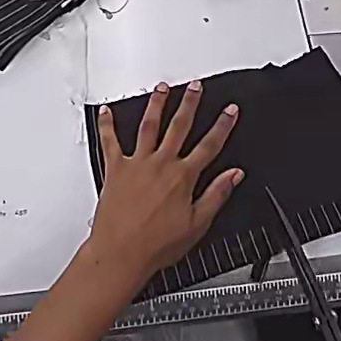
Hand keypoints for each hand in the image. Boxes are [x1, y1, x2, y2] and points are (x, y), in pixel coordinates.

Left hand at [87, 81, 242, 287]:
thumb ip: (216, 195)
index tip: (229, 111)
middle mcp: (160, 165)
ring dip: (156, 105)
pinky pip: (110, 142)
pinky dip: (108, 126)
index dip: (222, 126)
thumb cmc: (156, 244)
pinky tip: (107, 112)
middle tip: (195, 86)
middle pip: (179, 126)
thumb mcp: (197, 224)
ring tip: (162, 88)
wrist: (121, 253)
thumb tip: (233, 176)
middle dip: (190, 104)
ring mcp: (137, 164)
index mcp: (183, 177)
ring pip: (148, 126)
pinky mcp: (115, 170)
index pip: (209, 145)